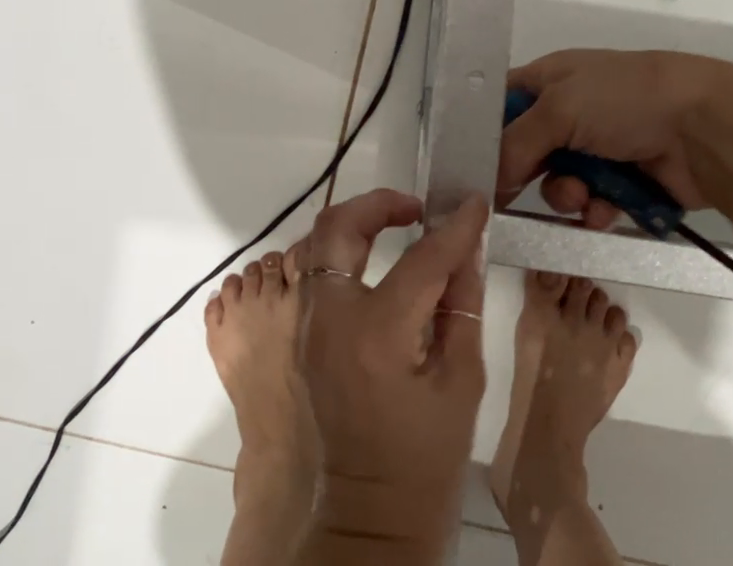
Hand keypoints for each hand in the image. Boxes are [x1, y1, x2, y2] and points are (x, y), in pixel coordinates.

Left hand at [297, 189, 489, 549]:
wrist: (349, 526)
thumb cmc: (418, 465)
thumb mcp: (460, 388)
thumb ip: (461, 309)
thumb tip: (465, 250)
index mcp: (376, 332)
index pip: (423, 257)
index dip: (455, 227)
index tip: (474, 206)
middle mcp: (320, 318)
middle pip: (337, 227)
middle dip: (378, 205)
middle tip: (409, 211)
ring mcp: (283, 331)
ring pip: (302, 251)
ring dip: (340, 239)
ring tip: (374, 248)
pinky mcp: (258, 348)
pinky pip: (270, 285)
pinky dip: (301, 271)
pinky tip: (331, 282)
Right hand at [497, 48, 732, 228]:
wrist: (706, 127)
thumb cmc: (626, 100)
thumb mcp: (559, 109)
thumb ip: (514, 145)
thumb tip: (490, 183)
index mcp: (553, 79)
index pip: (503, 103)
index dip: (484, 131)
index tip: (467, 164)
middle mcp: (571, 112)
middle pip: (526, 151)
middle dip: (523, 174)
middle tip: (510, 197)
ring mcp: (599, 147)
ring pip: (557, 183)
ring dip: (564, 194)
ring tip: (582, 196)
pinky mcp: (623, 181)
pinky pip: (590, 203)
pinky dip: (593, 209)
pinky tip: (604, 209)